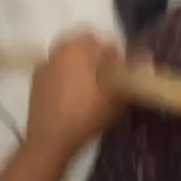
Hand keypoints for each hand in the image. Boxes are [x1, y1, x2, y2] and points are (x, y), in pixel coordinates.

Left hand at [24, 31, 124, 158]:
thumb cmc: (84, 115)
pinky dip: (63, 71)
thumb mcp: (114, 98)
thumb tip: (144, 58)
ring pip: (68, 52)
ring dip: (79, 61)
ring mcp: (46, 61)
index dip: (115, 55)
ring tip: (88, 82)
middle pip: (83, 42)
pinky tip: (69, 89)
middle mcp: (61, 48)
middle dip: (96, 54)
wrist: (49, 139)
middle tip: (105, 75)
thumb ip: (128, 75)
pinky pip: (55, 65)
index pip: (104, 41)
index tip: (121, 71)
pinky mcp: (36, 76)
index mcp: (80, 48)